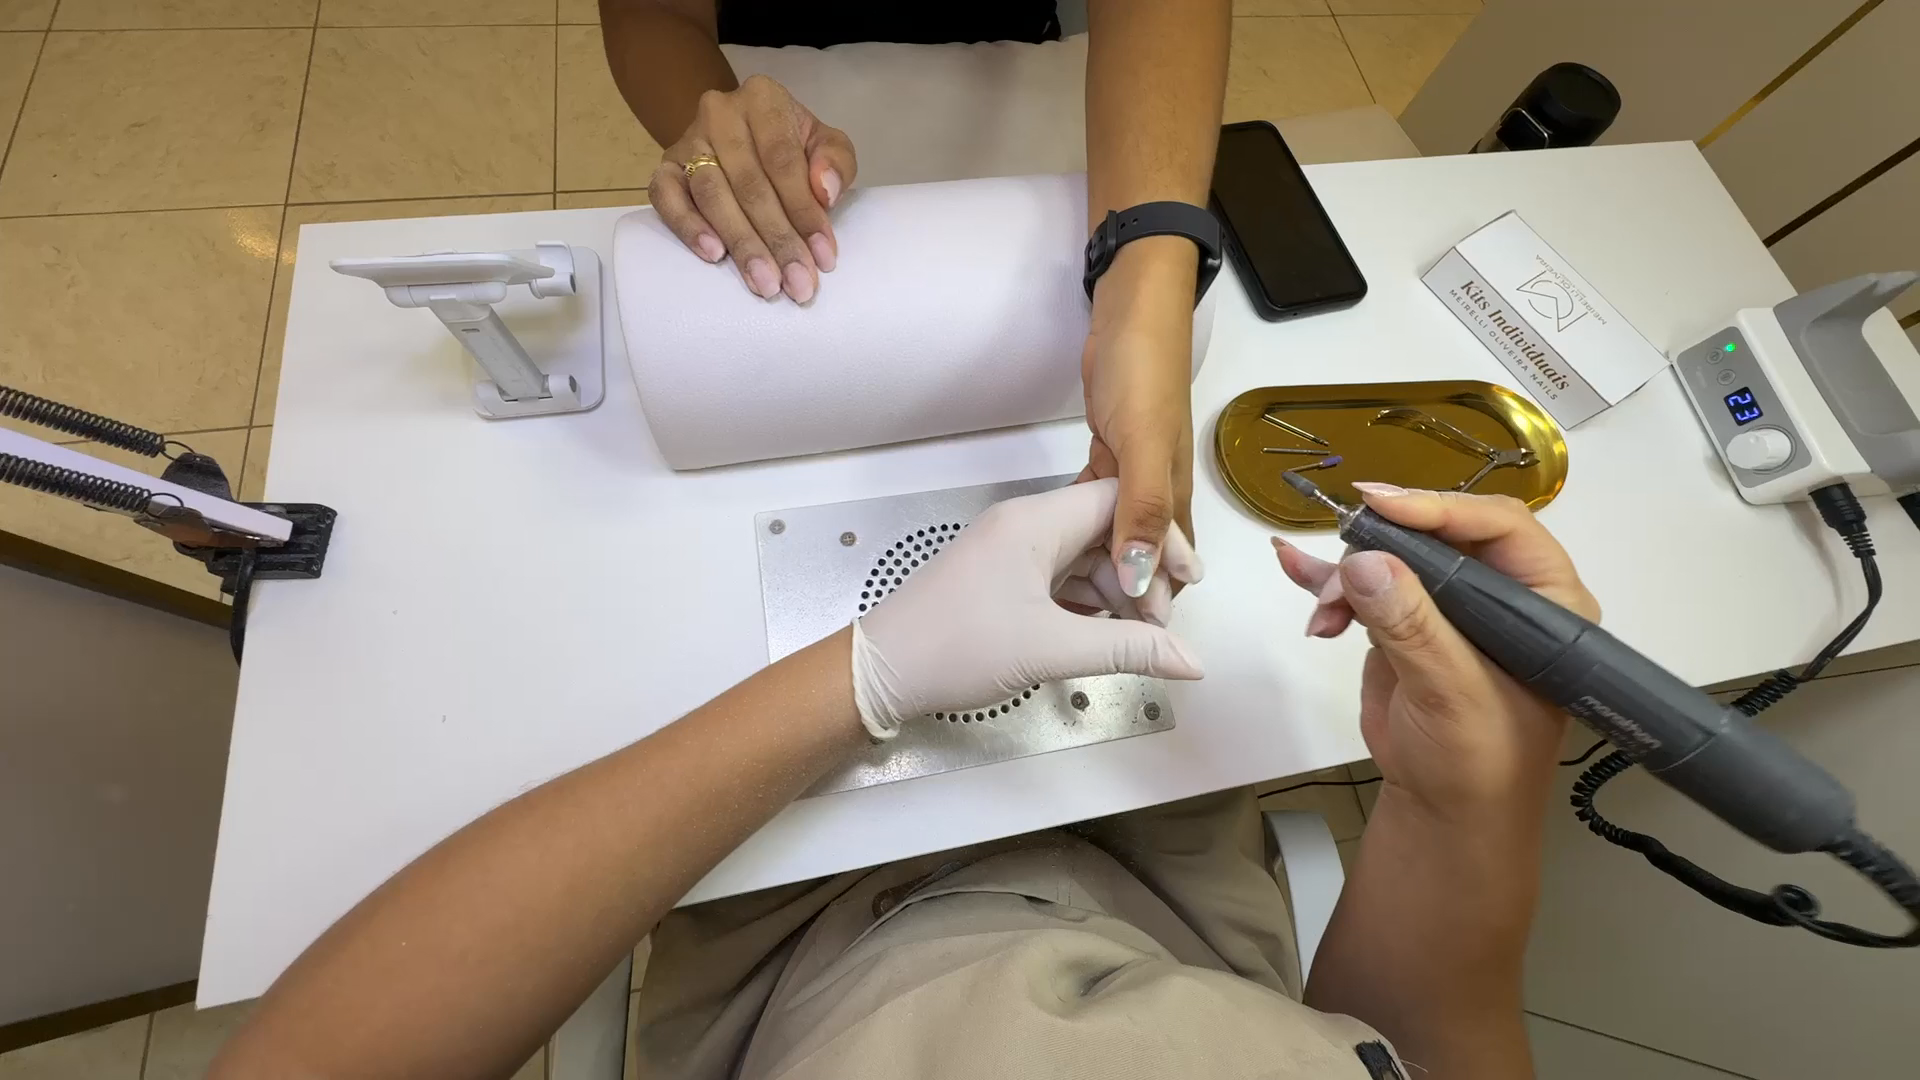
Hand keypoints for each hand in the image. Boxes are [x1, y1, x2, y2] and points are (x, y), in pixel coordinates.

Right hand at [649, 74, 855, 302]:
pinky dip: (688, 226)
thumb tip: (825, 189)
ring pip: (713, 196)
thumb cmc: (794, 149)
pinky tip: (713, 255)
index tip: (824, 257)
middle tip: (797, 285)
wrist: (746, 139)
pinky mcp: (665, 168)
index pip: (784, 161)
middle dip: (779, 241)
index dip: (805, 213)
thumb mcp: (826, 146)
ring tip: (765, 284)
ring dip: (742, 244)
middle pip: (750, 185)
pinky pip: (666, 197)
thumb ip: (836, 162)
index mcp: (764, 100)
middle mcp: (720, 113)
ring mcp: (688, 140)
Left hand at [851, 478, 1203, 736]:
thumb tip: (1196, 665)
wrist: (881, 671)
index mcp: (1035, 521)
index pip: (1117, 502)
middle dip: (1139, 575)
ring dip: (1114, 593)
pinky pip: (1057, 577)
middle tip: (1159, 627)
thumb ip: (1129, 650)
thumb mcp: (1051, 648)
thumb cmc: (962, 647)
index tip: (1191, 582)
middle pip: (1103, 531)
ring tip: (1134, 638)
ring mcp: (1009, 552)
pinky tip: (1101, 632)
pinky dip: (1085, 601)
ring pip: (1081, 558)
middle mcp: (1024, 525)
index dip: (1160, 538)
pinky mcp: (999, 578)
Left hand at [1079, 239, 1196, 598]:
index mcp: (1162, 496)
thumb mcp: (1139, 447)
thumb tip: (1151, 580)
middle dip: (1130, 595)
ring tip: (1085, 611)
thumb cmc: (1139, 374)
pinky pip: (1091, 520)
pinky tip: (1066, 562)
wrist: (1129, 311)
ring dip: (1106, 574)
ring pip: (1114, 542)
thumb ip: (1145, 513)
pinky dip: (1084, 544)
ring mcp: (1119, 479)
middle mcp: (1145, 494)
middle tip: (1108, 633)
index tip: (1141, 636)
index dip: (1151, 597)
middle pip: (1138, 558)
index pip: (1160, 561)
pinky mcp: (1100, 462)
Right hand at [1271, 486, 1600, 816]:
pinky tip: (1294, 568)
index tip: (1379, 504)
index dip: (1440, 509)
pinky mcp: (1399, 624)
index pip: (1498, 528)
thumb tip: (1364, 562)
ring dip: (1345, 577)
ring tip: (1323, 610)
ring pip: (1388, 559)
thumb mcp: (1453, 693)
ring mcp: (1442, 608)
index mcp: (1541, 601)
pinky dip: (1325, 582)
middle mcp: (1494, 595)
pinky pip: (1359, 587)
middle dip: (1379, 547)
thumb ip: (1414, 628)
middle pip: (1434, 535)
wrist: (1439, 806)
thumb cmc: (1476, 759)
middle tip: (1341, 564)